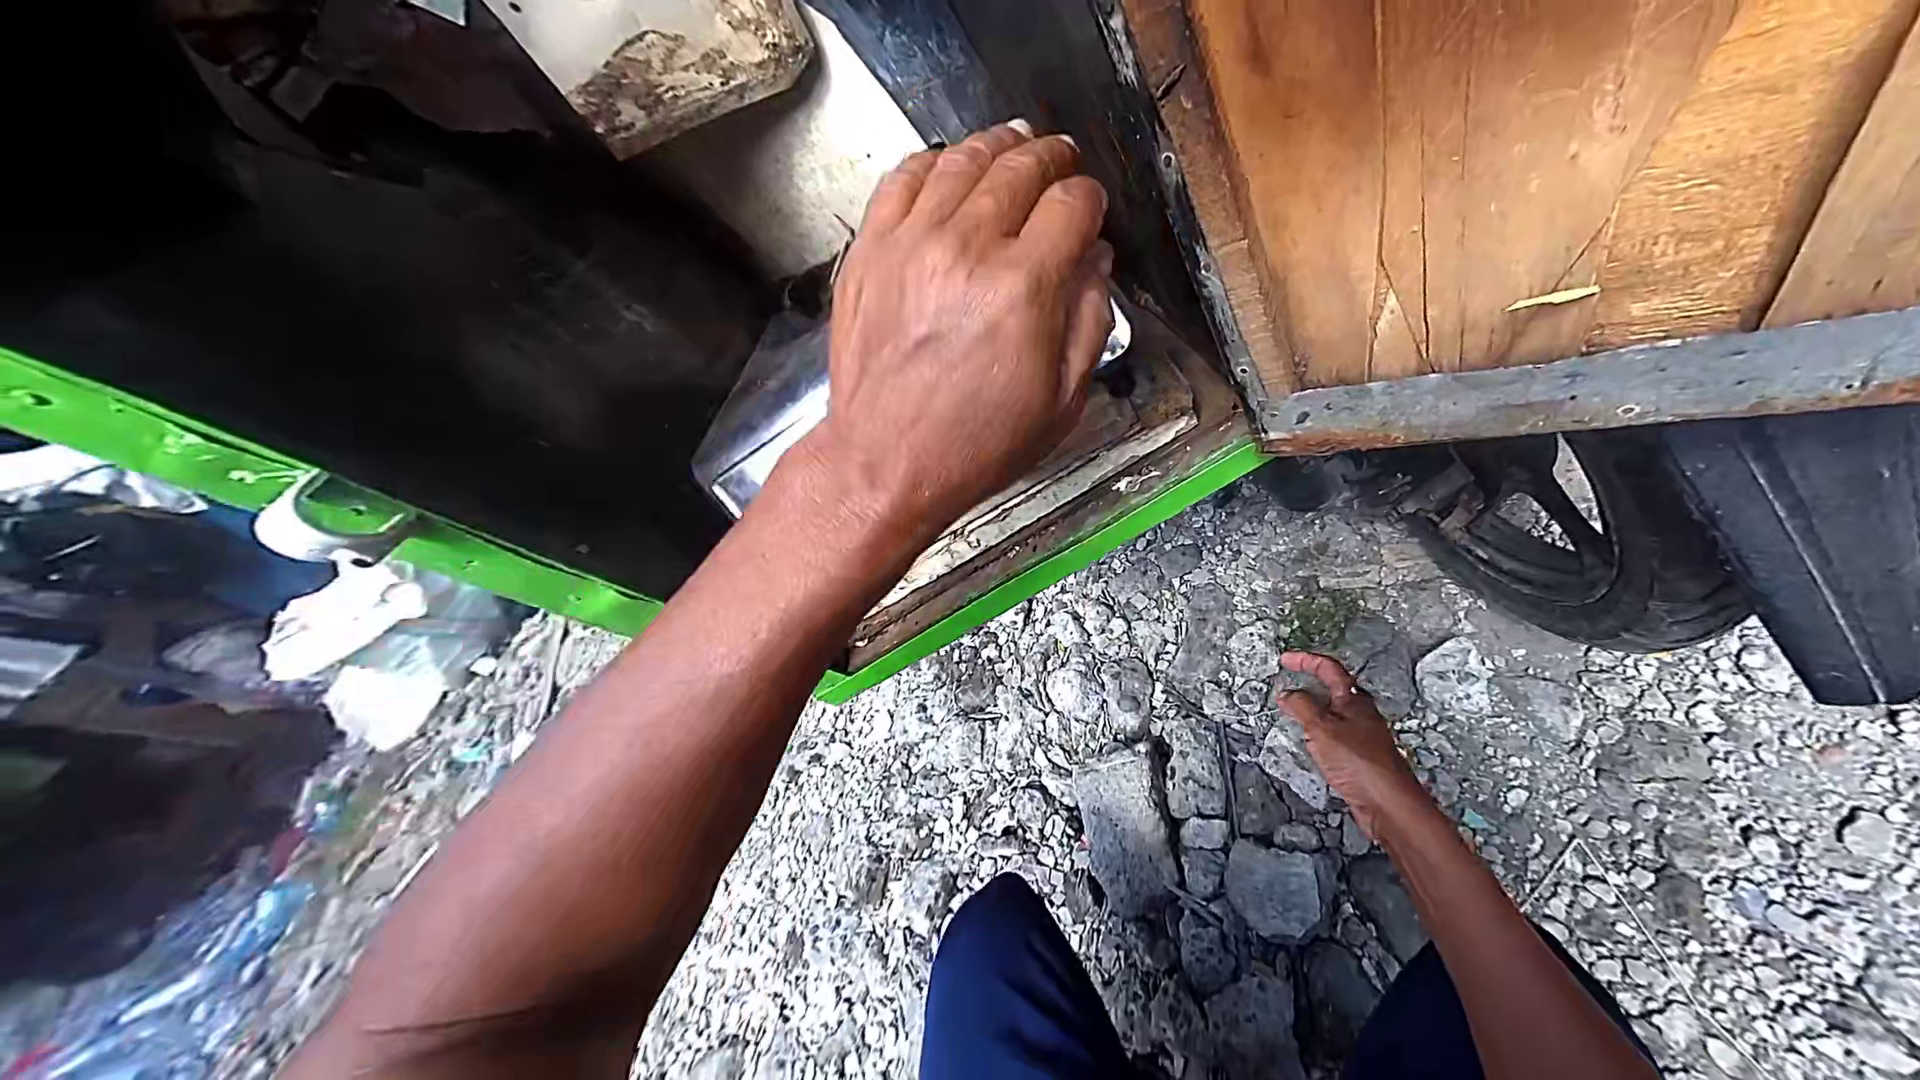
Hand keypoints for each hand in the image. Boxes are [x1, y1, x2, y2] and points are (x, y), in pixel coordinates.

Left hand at [796, 121, 1113, 537]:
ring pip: (961, 161)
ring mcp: (910, 245)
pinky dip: (931, 163)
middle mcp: (966, 250)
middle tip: (1060, 161)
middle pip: (1020, 169)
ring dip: (996, 146)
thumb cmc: (971, 445)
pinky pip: (901, 180)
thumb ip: (1090, 322)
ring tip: (1012, 145)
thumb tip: (1095, 265)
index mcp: (1023, 288)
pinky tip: (947, 167)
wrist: (886, 462)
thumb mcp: (1060, 402)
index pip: (1072, 205)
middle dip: (1051, 160)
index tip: (1088, 212)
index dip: (1089, 201)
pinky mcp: (869, 254)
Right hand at [1277, 651, 1433, 838]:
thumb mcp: (1321, 728)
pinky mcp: (1359, 756)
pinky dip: (1317, 730)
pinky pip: (1334, 733)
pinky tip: (1310, 741)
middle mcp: (1361, 714)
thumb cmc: (1364, 766)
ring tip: (1294, 711)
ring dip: (1311, 708)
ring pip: (1333, 712)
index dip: (1305, 660)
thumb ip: (1301, 706)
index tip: (1287, 659)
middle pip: (1333, 688)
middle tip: (1290, 682)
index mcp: (1354, 700)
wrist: (1389, 804)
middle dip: (1309, 683)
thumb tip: (1287, 694)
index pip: (1328, 668)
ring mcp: (1362, 735)